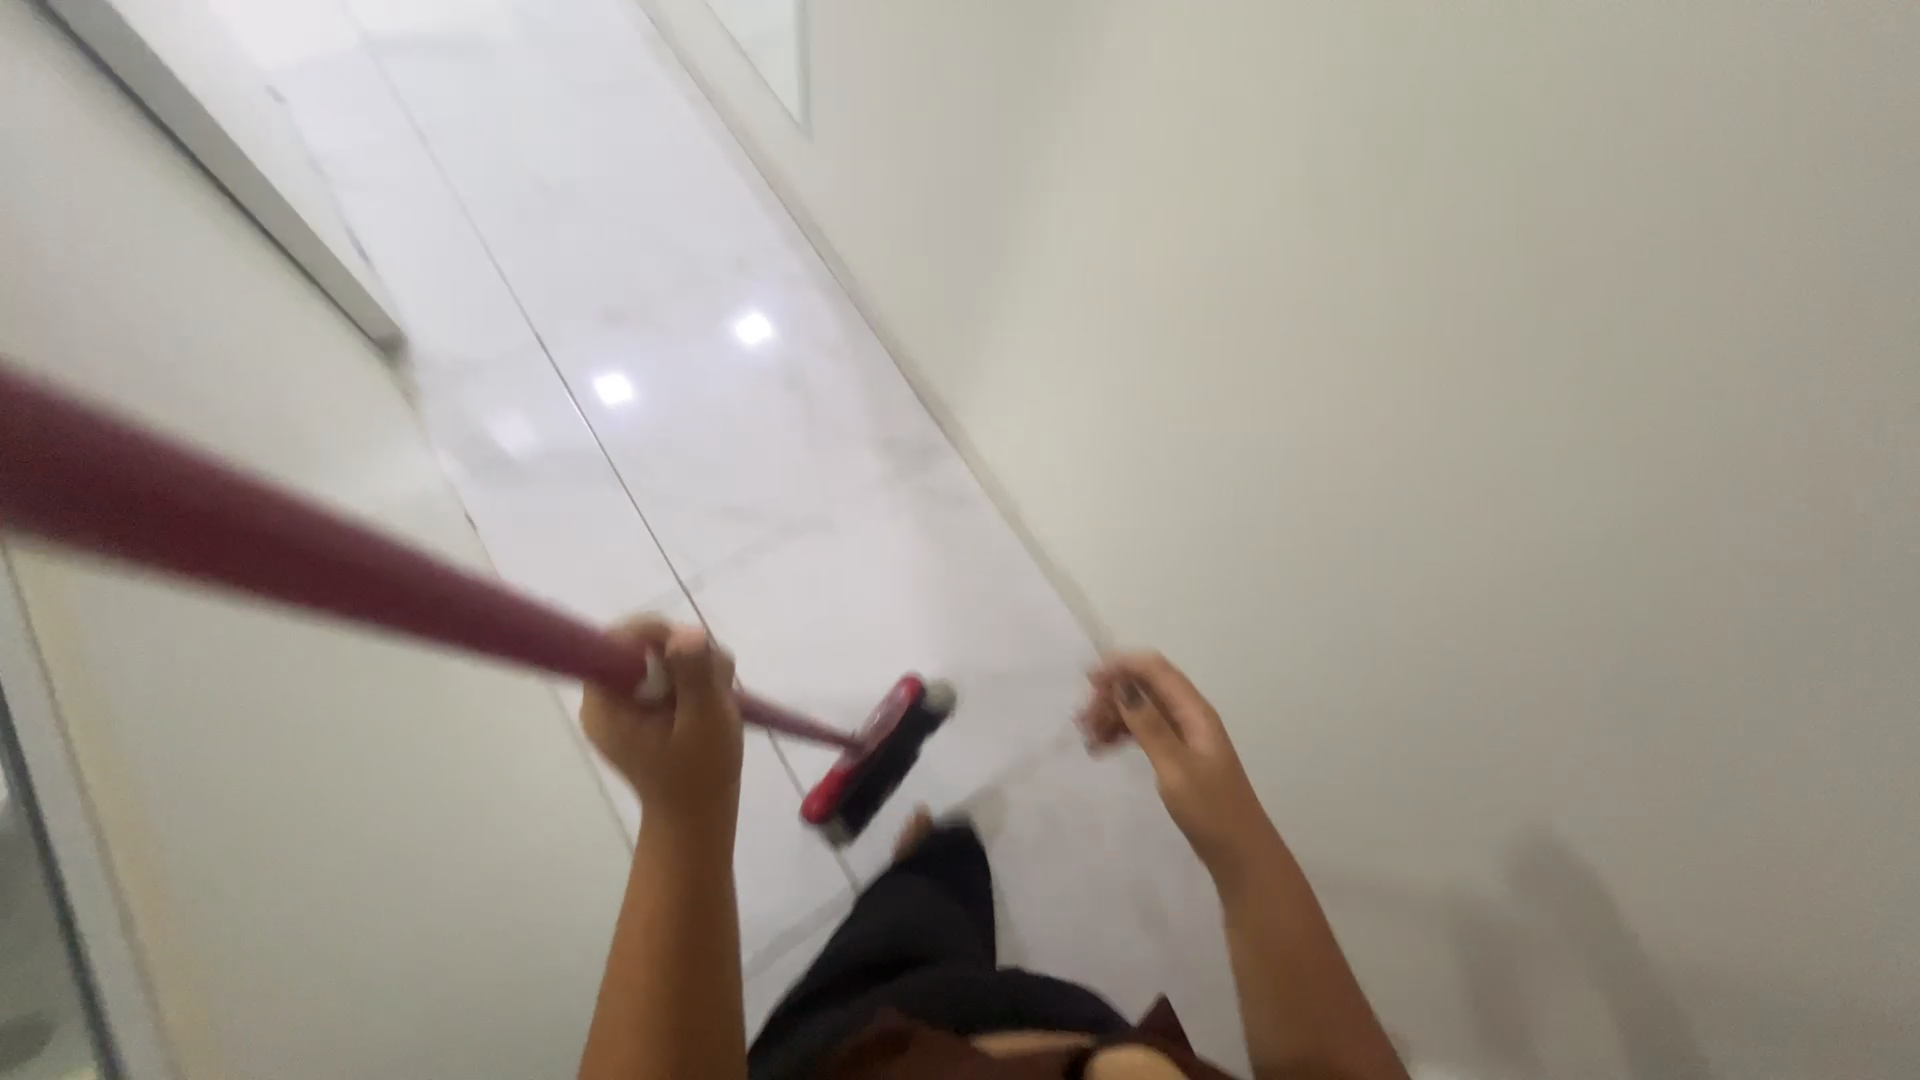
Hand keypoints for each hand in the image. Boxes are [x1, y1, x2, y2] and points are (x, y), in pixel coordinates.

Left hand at [581, 617, 743, 841]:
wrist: (698, 817)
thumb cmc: (700, 774)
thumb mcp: (705, 720)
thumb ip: (696, 673)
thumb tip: (687, 632)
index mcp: (605, 704)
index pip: (615, 642)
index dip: (653, 633)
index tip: (692, 646)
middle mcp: (607, 698)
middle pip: (642, 645)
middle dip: (686, 653)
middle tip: (716, 681)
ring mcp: (626, 703)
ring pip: (660, 656)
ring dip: (697, 667)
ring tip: (717, 699)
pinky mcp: (644, 708)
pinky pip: (666, 674)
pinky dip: (694, 679)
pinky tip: (709, 703)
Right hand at [1078, 652, 1278, 881]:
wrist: (1240, 855)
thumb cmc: (1211, 811)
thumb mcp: (1175, 768)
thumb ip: (1149, 725)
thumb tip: (1122, 685)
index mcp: (1194, 712)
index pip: (1155, 669)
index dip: (1121, 666)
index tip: (1088, 681)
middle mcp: (1189, 716)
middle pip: (1144, 686)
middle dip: (1111, 694)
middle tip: (1083, 720)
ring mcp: (1183, 735)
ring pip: (1140, 709)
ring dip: (1112, 715)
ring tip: (1086, 737)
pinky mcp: (1176, 755)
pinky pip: (1143, 731)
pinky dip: (1121, 734)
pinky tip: (1101, 748)